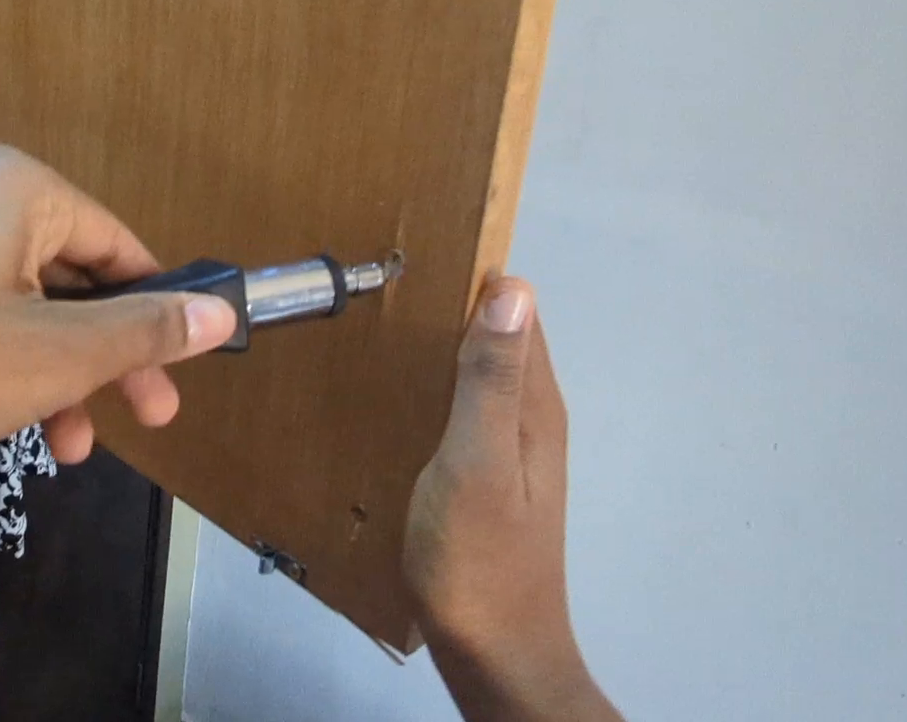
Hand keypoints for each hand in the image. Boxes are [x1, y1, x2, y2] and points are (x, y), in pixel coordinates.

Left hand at [0, 145, 237, 466]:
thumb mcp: (55, 355)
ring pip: (16, 307)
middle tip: (142, 419)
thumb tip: (223, 313)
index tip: (175, 370)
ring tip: (62, 444)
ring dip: (48, 375)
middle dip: (102, 358)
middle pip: (67, 279)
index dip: (155, 309)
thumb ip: (144, 332)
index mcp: (18, 188)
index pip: (117, 245)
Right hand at [403, 278, 620, 720]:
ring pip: (474, 366)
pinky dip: (431, 378)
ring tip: (372, 323)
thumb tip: (512, 289)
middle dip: (448, 301)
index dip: (476, 275)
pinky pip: (459, 399)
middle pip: (495, 333)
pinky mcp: (480, 465)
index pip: (516, 310)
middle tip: (377, 286)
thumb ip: (490, 380)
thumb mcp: (477, 461)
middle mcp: (528, 413)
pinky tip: (389, 385)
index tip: (415, 254)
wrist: (492, 651)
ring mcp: (505, 442)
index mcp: (533, 403)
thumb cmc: (478, 555)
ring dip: (435, 339)